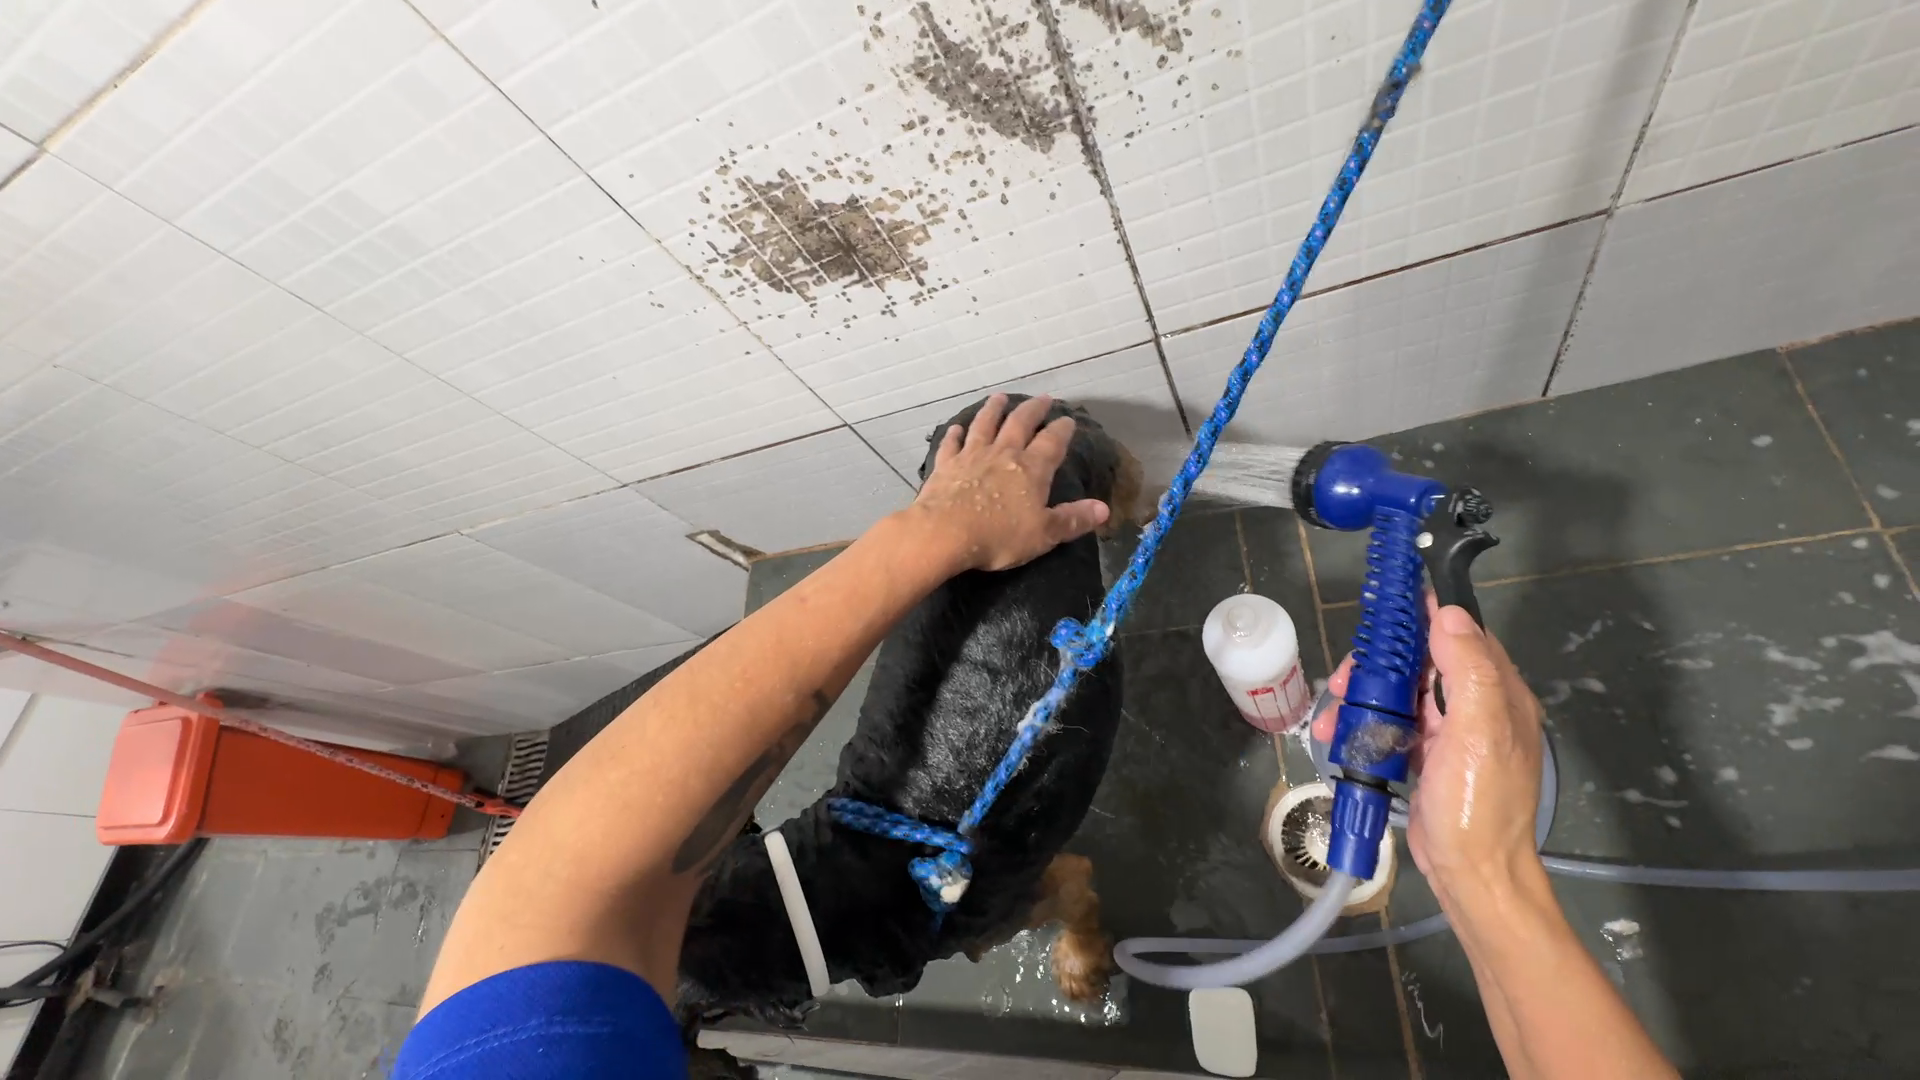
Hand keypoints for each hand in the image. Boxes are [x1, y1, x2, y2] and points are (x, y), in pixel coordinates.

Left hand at [907, 394, 1109, 572]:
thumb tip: (1103, 509)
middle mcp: (1003, 454)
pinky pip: (951, 444)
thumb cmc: (999, 536)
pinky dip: (955, 434)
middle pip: (1020, 424)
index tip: (1068, 420)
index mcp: (1031, 469)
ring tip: (999, 397)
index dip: (1062, 430)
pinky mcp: (946, 465)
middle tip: (1042, 398)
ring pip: (985, 425)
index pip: (1052, 442)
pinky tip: (956, 428)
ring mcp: (971, 456)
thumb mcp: (1044, 534)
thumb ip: (1072, 519)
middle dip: (1033, 410)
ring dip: (993, 410)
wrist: (944, 533)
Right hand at [1311, 594, 1542, 903]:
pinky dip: (1361, 725)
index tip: (1384, 609)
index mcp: (1497, 694)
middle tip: (1342, 680)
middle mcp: (1474, 707)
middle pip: (1419, 664)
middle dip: (1376, 666)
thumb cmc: (1475, 801)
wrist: (1470, 873)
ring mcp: (1448, 733)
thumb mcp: (1477, 730)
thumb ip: (1467, 669)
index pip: (1461, 637)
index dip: (1424, 619)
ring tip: (1331, 717)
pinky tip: (1336, 737)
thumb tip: (1447, 613)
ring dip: (1360, 698)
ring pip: (1397, 693)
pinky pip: (1388, 724)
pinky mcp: (1423, 755)